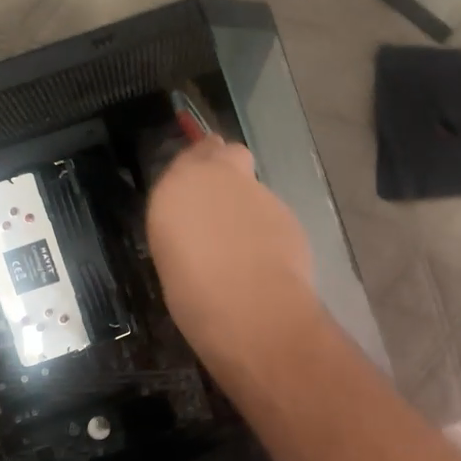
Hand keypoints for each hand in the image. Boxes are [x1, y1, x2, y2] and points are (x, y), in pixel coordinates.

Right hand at [145, 135, 320, 363]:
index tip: (197, 190)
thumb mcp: (172, 256)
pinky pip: (274, 215)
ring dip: (249, 208)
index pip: (189, 157)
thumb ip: (187, 229)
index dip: (197, 169)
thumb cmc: (193, 293)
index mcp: (176, 187)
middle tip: (223, 204)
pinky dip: (270, 230)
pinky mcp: (287, 213)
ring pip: (254, 188)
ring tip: (246, 251)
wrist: (251, 307)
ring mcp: (258, 192)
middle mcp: (218, 177)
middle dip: (228, 169)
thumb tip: (202, 231)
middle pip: (227, 153)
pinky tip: (267, 262)